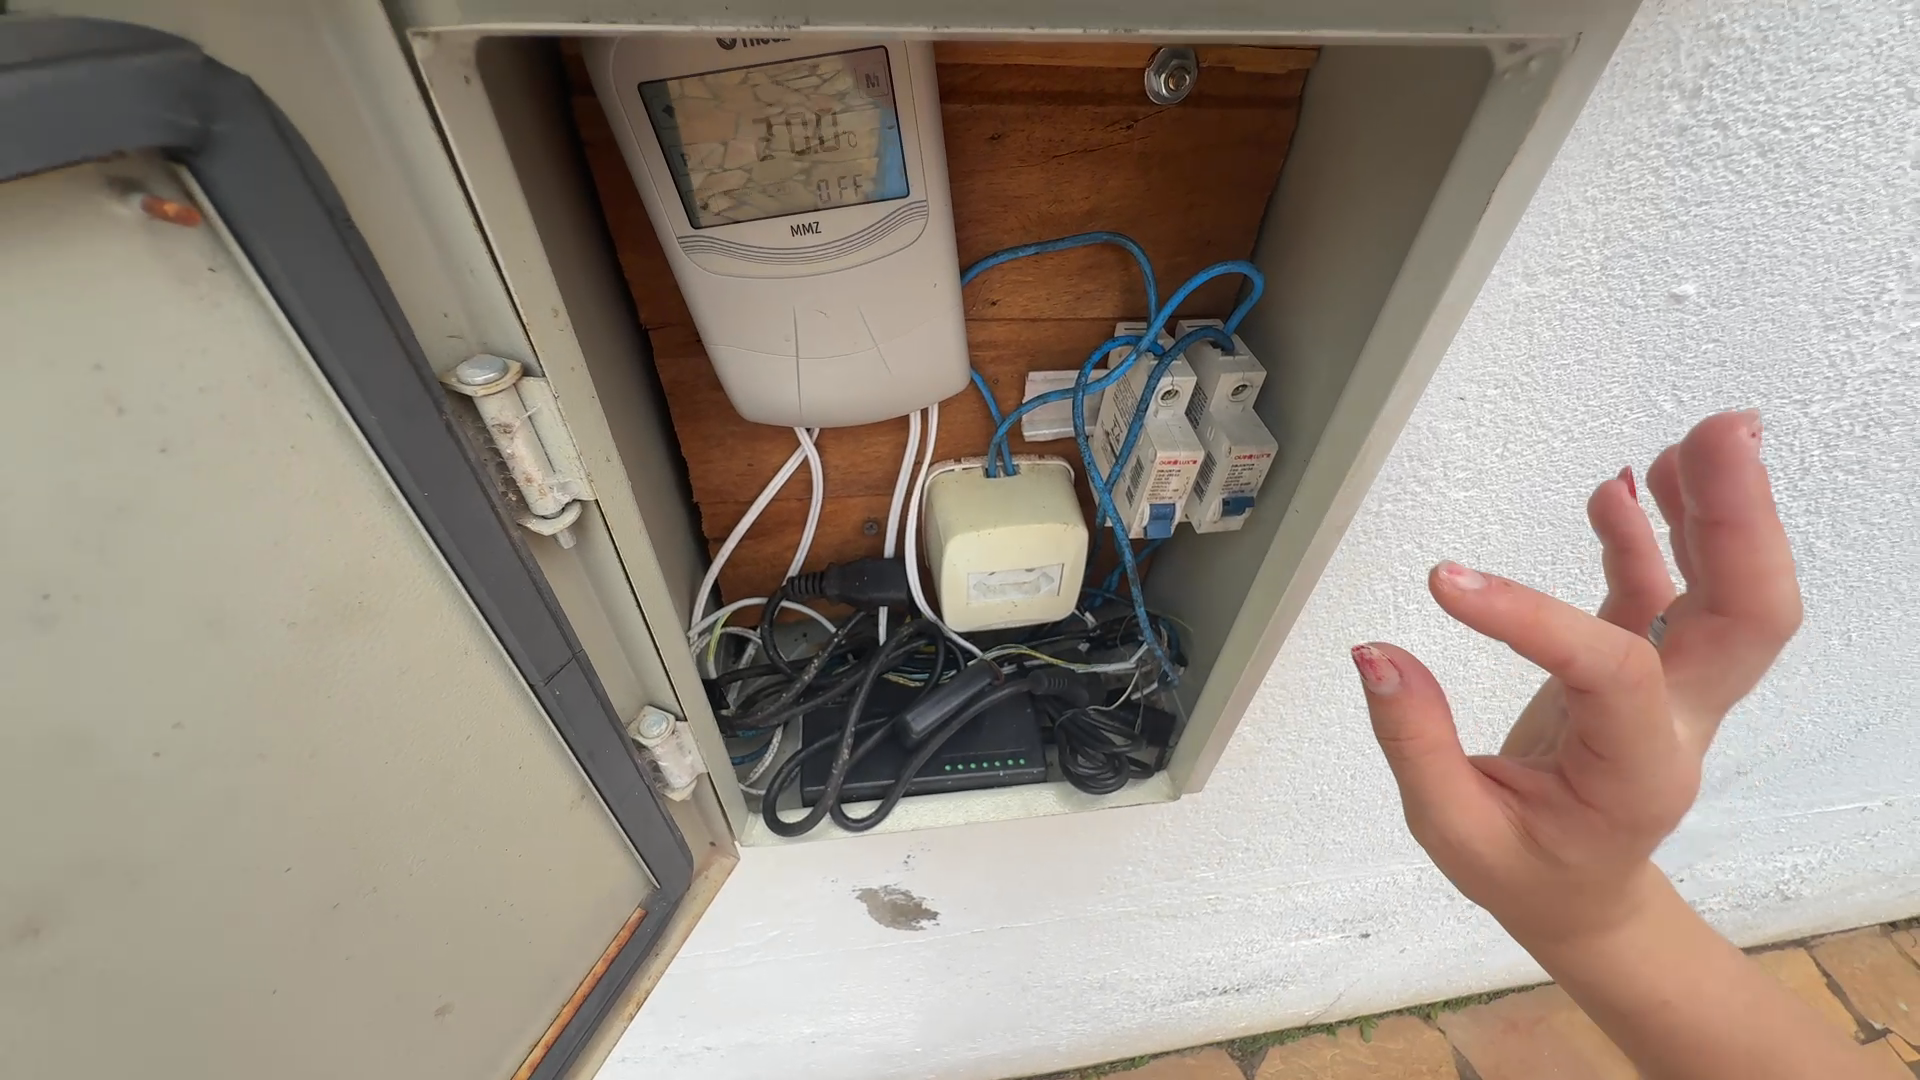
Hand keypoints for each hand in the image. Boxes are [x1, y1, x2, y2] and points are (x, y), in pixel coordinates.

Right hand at [1351, 409, 1801, 949]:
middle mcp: (1676, 722)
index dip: (1528, 616)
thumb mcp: (1450, 824)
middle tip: (1720, 431)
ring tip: (1698, 435)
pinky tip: (1624, 486)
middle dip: (1740, 520)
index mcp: (1635, 769)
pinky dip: (1657, 536)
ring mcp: (1670, 693)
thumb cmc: (1518, 868)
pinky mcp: (1642, 673)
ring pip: (1732, 597)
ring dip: (1722, 511)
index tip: (1441, 582)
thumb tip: (1375, 652)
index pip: (1606, 667)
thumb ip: (1413, 740)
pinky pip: (1667, 596)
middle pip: (1749, 615)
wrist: (1584, 895)